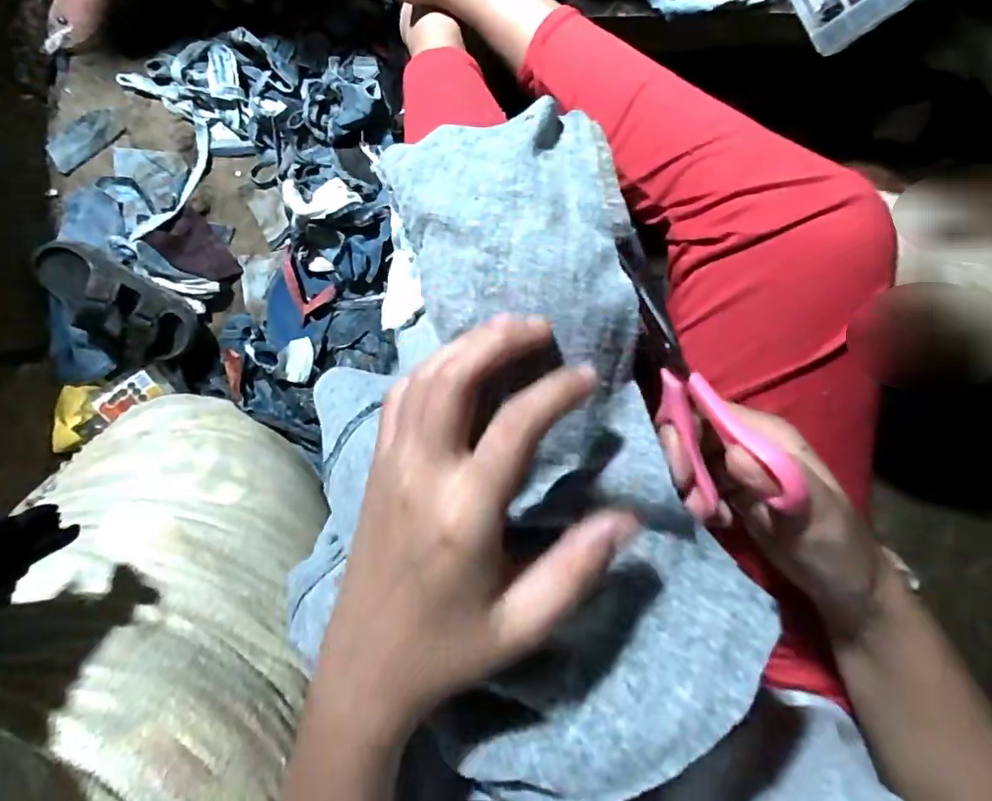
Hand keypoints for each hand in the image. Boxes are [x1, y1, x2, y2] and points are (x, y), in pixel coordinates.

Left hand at [315, 314, 641, 734]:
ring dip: (465, 344)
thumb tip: (629, 517)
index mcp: (463, 511)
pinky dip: (431, 366)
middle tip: (542, 326)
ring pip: (422, 378)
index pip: (513, 425)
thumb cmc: (448, 647)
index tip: (588, 375)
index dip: (555, 391)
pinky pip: (400, 396)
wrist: (362, 666)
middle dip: (499, 340)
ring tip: (507, 328)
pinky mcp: (375, 464)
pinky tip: (457, 362)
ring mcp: (391, 462)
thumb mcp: (522, 626)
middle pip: (454, 378)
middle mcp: (422, 472)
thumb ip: (576, 570)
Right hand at [659, 407, 888, 640]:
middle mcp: (748, 441)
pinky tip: (717, 522)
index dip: (684, 428)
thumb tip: (732, 453)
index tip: (681, 469)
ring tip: (708, 516)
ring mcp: (739, 467)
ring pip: (691, 458)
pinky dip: (698, 502)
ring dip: (690, 487)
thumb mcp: (812, 514)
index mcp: (767, 433)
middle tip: (692, 500)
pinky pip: (699, 484)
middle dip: (683, 463)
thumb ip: (774, 481)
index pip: (709, 410)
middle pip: (693, 431)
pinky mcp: (733, 491)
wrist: (845, 584)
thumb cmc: (836, 543)